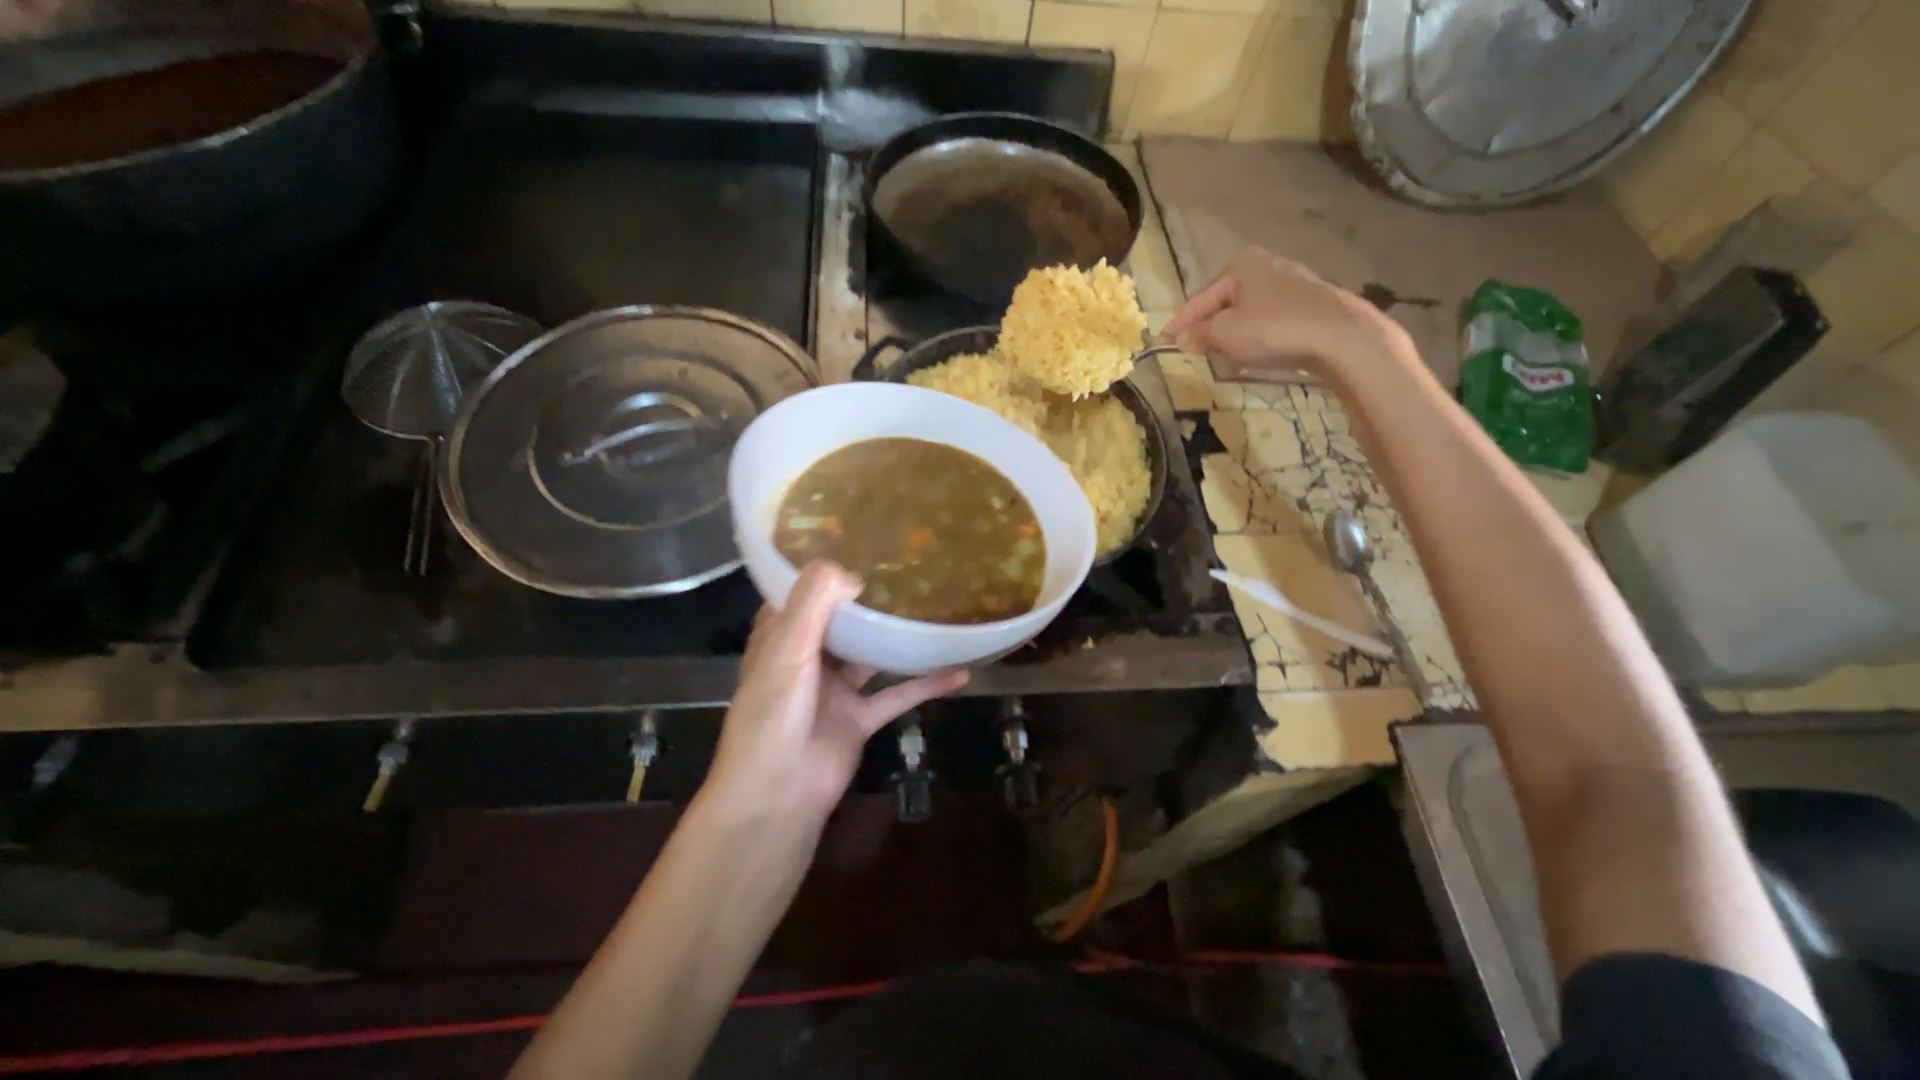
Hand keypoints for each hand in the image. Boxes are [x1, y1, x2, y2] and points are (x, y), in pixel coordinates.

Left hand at [706, 562, 968, 823]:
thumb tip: (851, 571)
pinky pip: (896, 695)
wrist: (778, 793)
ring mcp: (834, 692)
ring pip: (871, 657)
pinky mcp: (859, 720)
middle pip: (838, 623)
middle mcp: (806, 661)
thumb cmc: (774, 713)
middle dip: (865, 599)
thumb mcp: (787, 648)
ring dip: (898, 639)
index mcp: (778, 640)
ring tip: (935, 608)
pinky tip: (959, 671)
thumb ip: (814, 603)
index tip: (854, 543)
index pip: (797, 596)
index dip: (820, 573)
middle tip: (907, 568)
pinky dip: (925, 684)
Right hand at [1161, 247, 1404, 380]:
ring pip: (1250, 312)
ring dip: (1234, 334)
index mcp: (1240, 264)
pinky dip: (1259, 336)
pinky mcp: (1311, 303)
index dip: (1181, 322)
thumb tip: (1182, 338)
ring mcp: (1292, 283)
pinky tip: (1256, 354)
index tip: (1164, 339)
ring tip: (1224, 357)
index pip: (1201, 298)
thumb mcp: (1226, 334)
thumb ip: (1200, 334)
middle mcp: (1266, 265)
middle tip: (1195, 350)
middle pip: (1226, 302)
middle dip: (1210, 327)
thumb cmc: (1273, 327)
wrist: (1338, 335)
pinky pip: (1272, 319)